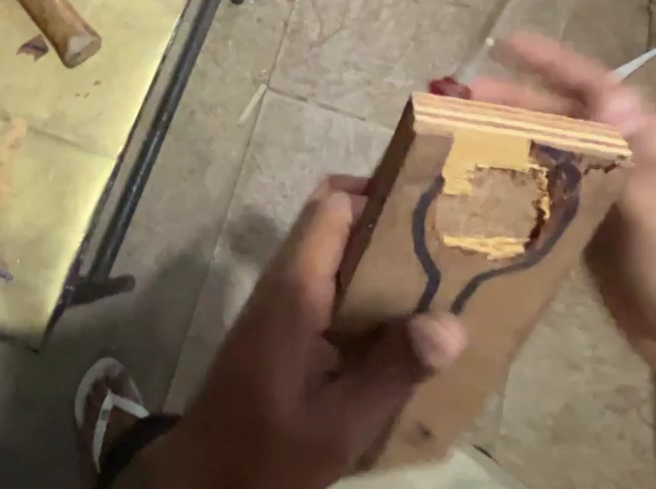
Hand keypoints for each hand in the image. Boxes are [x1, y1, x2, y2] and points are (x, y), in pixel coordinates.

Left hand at [145, 177, 467, 488]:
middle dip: (383, 217)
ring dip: (375, 250)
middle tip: (440, 235)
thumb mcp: (338, 426)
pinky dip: (362, 282)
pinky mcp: (282, 322)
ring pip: (330, 247)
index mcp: (296, 289)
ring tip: (433, 269)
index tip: (429, 203)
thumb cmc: (267, 451)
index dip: (377, 194)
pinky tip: (399, 316)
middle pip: (331, 218)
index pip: (332, 207)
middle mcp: (285, 280)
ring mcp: (280, 299)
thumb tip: (452, 325)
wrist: (203, 480)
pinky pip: (326, 279)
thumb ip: (392, 372)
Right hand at [469, 33, 655, 363]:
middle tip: (464, 95)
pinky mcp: (588, 221)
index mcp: (654, 146)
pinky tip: (485, 175)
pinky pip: (549, 186)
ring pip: (552, 147)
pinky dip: (519, 175)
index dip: (555, 63)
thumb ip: (635, 163)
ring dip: (512, 133)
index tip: (508, 44)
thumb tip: (611, 95)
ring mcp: (605, 190)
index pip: (600, 89)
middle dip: (518, 99)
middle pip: (566, 115)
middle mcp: (626, 157)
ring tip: (463, 128)